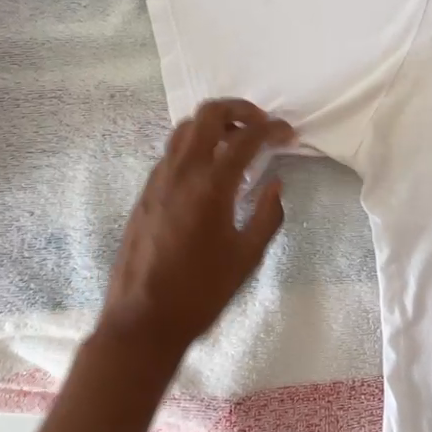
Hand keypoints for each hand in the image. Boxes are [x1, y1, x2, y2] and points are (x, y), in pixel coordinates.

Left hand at [98, 98, 293, 355]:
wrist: (142, 321)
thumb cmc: (201, 292)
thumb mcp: (247, 256)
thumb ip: (267, 214)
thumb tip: (275, 184)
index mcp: (211, 185)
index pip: (247, 137)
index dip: (273, 129)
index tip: (289, 134)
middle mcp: (182, 171)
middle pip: (209, 114)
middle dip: (241, 110)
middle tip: (262, 126)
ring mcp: (158, 179)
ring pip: (186, 128)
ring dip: (215, 125)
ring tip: (237, 143)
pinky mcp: (146, 192)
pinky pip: (172, 152)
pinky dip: (196, 146)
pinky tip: (210, 172)